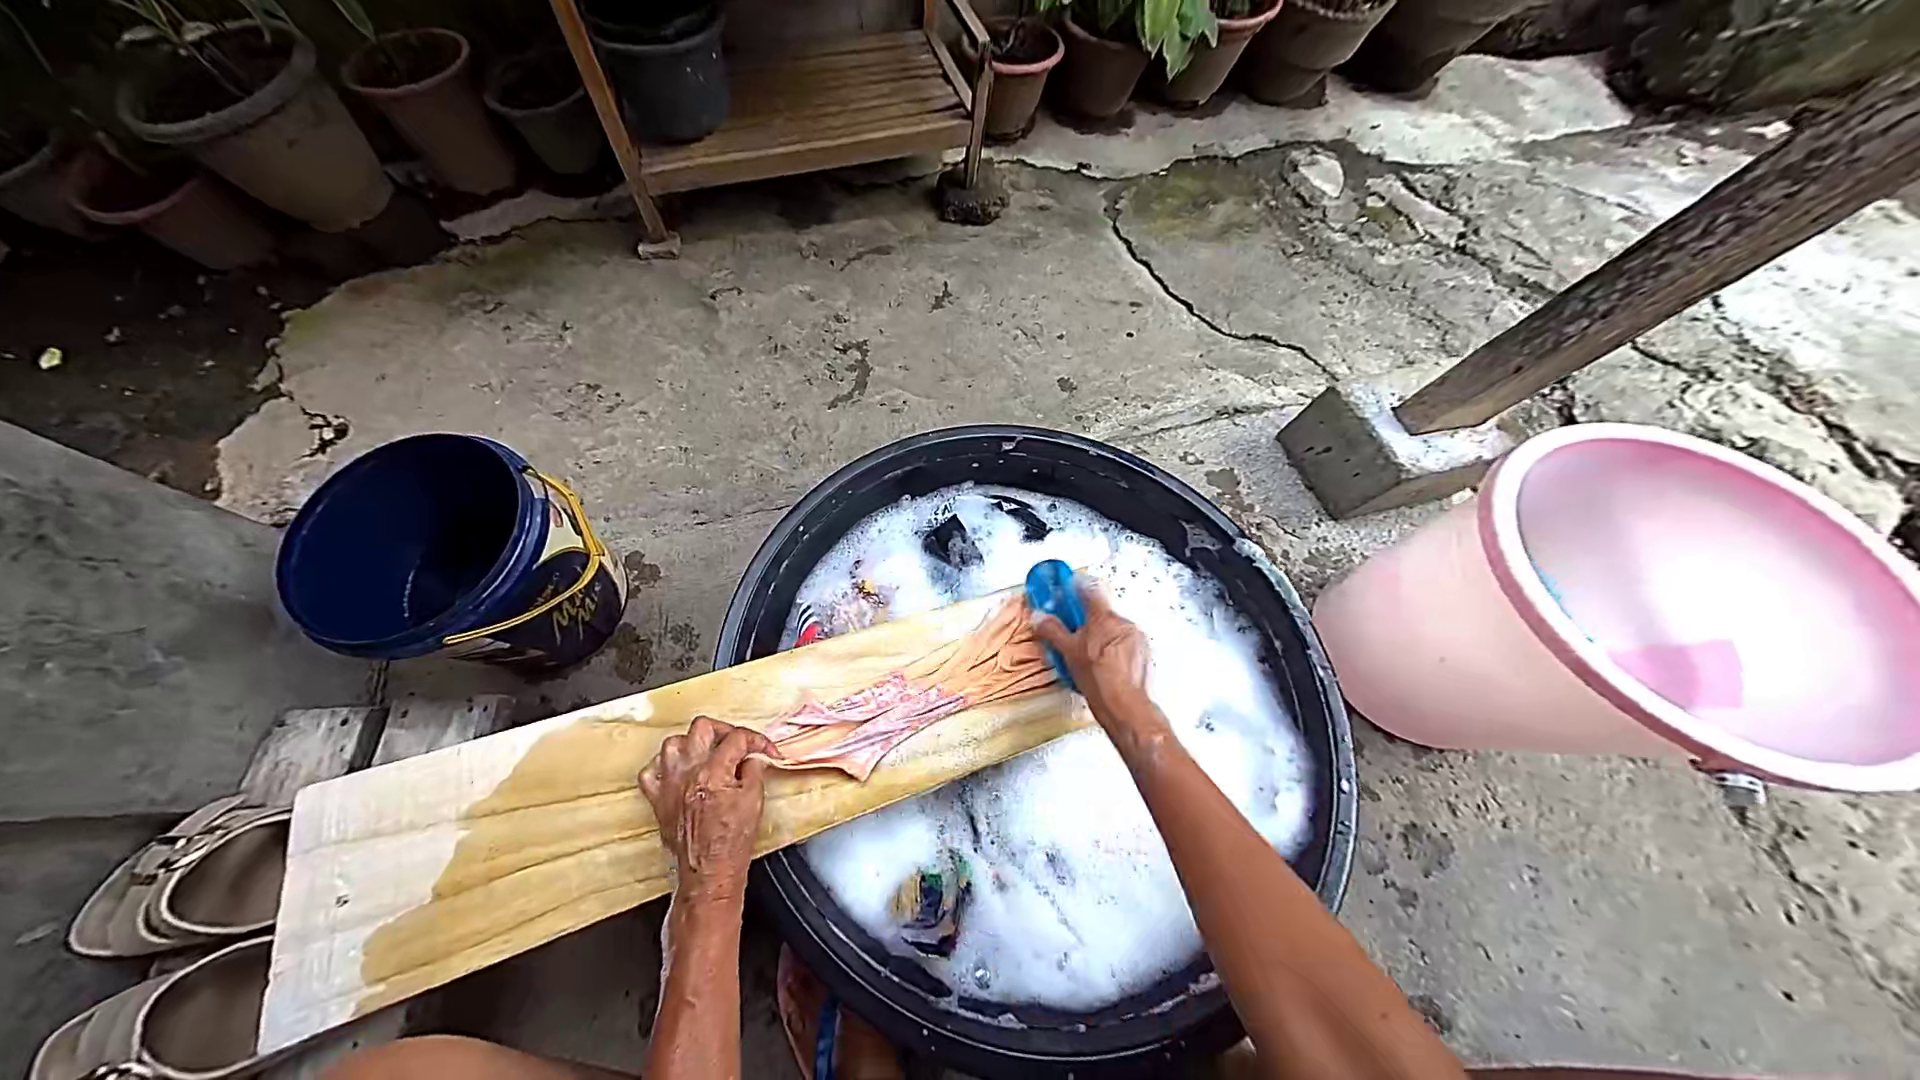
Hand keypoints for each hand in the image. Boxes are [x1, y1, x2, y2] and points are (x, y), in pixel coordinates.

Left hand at [639, 716, 778, 906]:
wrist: (709, 872)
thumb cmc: (732, 842)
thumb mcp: (755, 801)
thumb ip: (754, 770)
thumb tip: (753, 756)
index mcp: (713, 773)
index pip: (737, 738)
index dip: (757, 740)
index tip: (764, 750)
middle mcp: (687, 774)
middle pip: (702, 727)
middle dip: (724, 731)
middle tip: (736, 743)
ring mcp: (669, 785)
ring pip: (673, 743)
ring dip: (692, 743)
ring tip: (708, 752)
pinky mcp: (658, 800)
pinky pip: (651, 771)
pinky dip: (664, 766)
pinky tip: (679, 771)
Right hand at [1030, 581, 1167, 747]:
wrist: (1126, 706)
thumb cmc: (1099, 681)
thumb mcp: (1068, 653)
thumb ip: (1053, 630)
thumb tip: (1040, 618)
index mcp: (1103, 617)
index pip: (1088, 588)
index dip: (1075, 585)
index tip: (1066, 586)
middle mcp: (1123, 623)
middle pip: (1101, 611)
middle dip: (1086, 620)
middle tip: (1073, 632)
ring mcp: (1136, 638)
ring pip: (1113, 629)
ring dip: (1101, 637)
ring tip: (1088, 656)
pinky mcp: (1144, 653)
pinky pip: (1125, 644)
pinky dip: (1114, 650)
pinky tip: (1103, 666)